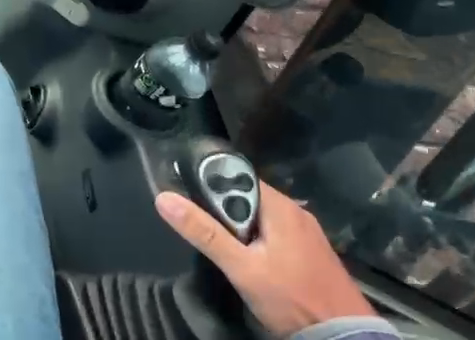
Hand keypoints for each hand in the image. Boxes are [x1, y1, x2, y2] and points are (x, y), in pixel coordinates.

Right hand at [156, 183, 376, 335]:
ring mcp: (307, 234)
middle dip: (223, 211)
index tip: (191, 202)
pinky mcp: (311, 253)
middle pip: (245, 197)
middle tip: (208, 232)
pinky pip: (274, 233)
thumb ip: (204, 232)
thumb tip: (163, 198)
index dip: (209, 184)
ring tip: (226, 249)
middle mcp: (296, 213)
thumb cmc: (293, 298)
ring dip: (239, 228)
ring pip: (259, 217)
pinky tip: (251, 260)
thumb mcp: (242, 267)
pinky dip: (257, 240)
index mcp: (281, 207)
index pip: (235, 176)